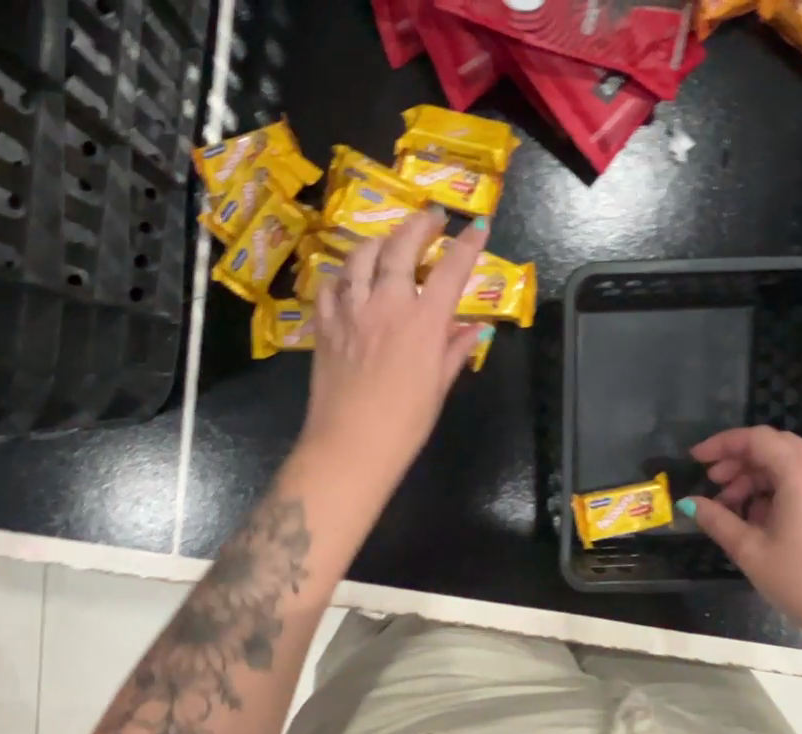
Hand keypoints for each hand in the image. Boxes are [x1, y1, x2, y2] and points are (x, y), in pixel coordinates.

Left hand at [298, 207, 493, 479]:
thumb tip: (473, 328)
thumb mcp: (438, 388)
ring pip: (361, 258)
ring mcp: (350, 312)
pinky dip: (344, 274)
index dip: (468, 244)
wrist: (350, 447)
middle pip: (401, 247)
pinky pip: (331, 286)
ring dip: (379, 243)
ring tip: (389, 242)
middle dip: (420, 226)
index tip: (478, 227)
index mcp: (423, 323)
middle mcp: (386, 305)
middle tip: (431, 219)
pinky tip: (350, 278)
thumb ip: (455, 351)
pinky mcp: (324, 326)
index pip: (451, 269)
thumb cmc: (403, 426)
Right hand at [681, 427, 801, 645]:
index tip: (695, 460)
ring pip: (790, 464)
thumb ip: (717, 520)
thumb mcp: (749, 550)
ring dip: (755, 476)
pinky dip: (775, 488)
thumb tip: (690, 504)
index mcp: (801, 475)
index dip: (722, 444)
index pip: (757, 439)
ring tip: (730, 506)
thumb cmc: (800, 579)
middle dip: (739, 459)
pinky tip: (757, 518)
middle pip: (775, 446)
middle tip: (712, 482)